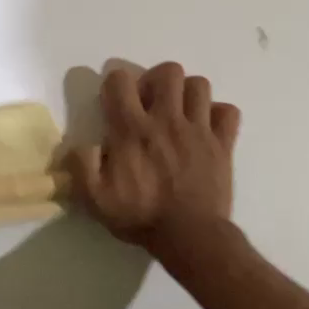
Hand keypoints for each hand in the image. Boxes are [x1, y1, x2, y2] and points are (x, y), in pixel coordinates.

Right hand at [70, 63, 241, 257]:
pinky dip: (217, 115)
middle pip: (168, 71)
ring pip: (199, 85)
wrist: (191, 237)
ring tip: (178, 113)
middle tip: (149, 102)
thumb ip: (80, 166)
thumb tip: (81, 146)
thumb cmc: (141, 216)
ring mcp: (199, 130)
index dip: (114, 84)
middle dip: (156, 79)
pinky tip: (205, 129)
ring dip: (187, 94)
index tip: (114, 103)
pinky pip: (228, 112)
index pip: (120, 80)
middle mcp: (166, 120)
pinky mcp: (223, 144)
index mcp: (132, 129)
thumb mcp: (95, 198)